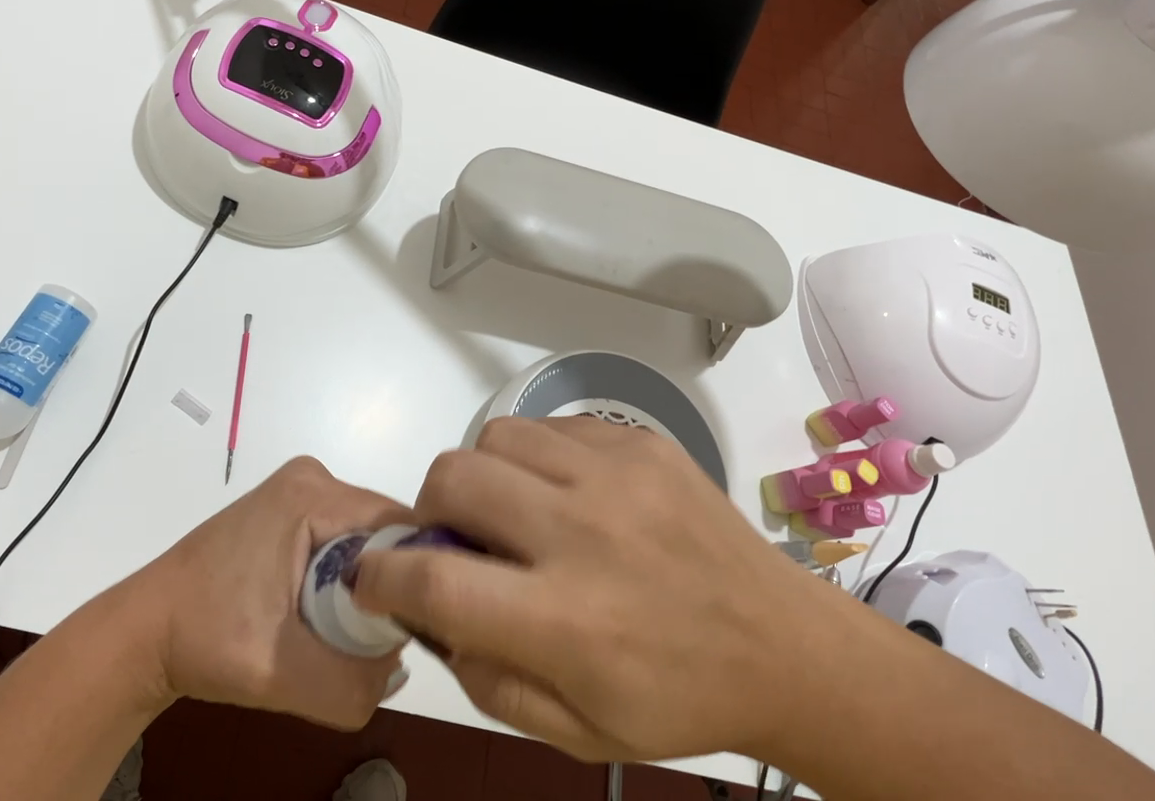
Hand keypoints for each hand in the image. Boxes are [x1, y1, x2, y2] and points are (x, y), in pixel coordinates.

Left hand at [128, 456, 411, 729]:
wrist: (145, 630)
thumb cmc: (206, 640)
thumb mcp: (283, 676)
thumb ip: (356, 683)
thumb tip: (399, 667)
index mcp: (312, 495)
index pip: (401, 528)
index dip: (415, 580)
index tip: (406, 631)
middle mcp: (312, 477)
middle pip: (384, 533)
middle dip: (387, 589)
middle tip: (369, 643)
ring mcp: (298, 490)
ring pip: (365, 541)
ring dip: (364, 589)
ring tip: (338, 633)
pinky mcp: (288, 510)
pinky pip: (342, 541)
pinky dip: (342, 580)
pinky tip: (319, 616)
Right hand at [350, 416, 849, 761]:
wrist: (784, 647)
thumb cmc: (674, 699)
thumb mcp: (574, 730)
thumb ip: (484, 678)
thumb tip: (428, 613)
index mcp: (565, 620)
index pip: (435, 579)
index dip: (381, 574)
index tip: (370, 576)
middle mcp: (583, 533)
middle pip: (453, 480)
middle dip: (427, 510)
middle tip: (452, 538)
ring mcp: (615, 475)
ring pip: (495, 437)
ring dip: (481, 475)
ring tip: (511, 510)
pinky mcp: (641, 443)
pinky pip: (549, 424)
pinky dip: (532, 456)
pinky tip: (562, 492)